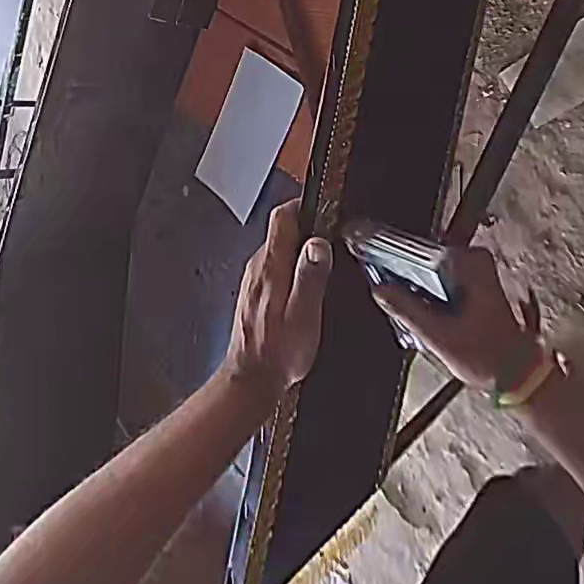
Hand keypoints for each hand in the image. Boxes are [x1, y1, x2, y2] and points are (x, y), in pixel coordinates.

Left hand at [224, 199, 332, 398]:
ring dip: (300, 247)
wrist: (251, 378)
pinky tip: (305, 284)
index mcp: (271, 267)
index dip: (303, 204)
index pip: (282, 217)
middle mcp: (258, 267)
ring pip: (279, 247)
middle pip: (281, 229)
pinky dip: (292, 265)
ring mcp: (254, 277)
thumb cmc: (278, 353)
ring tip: (323, 260)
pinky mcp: (255, 290)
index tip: (322, 206)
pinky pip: (275, 264)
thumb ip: (310, 276)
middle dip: (307, 227)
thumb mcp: (304, 315)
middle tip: (332, 236)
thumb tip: (318, 243)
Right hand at [371, 247, 540, 391]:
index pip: (417, 249)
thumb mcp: (438, 335)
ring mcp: (473, 270)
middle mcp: (473, 260)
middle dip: (400, 274)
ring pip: (425, 269)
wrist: (517, 376)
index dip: (390, 255)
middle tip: (384, 291)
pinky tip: (414, 309)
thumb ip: (406, 309)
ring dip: (410, 285)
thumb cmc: (488, 355)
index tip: (368, 255)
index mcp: (469, 264)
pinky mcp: (470, 282)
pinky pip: (434, 278)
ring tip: (397, 303)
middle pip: (419, 257)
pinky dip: (422, 292)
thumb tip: (379, 289)